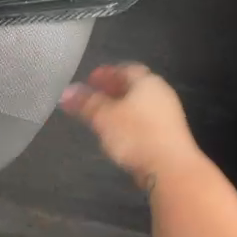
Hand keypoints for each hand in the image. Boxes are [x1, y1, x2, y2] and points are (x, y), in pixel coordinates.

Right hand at [59, 63, 204, 190]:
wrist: (170, 166)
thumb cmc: (136, 134)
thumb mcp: (104, 116)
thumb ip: (85, 102)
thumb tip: (66, 91)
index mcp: (147, 83)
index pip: (126, 69)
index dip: (107, 73)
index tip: (90, 79)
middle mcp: (160, 94)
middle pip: (133, 86)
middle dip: (111, 89)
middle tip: (92, 96)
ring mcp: (166, 114)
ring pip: (138, 104)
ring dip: (119, 106)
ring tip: (99, 115)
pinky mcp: (167, 134)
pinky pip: (142, 119)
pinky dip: (127, 120)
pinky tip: (115, 131)